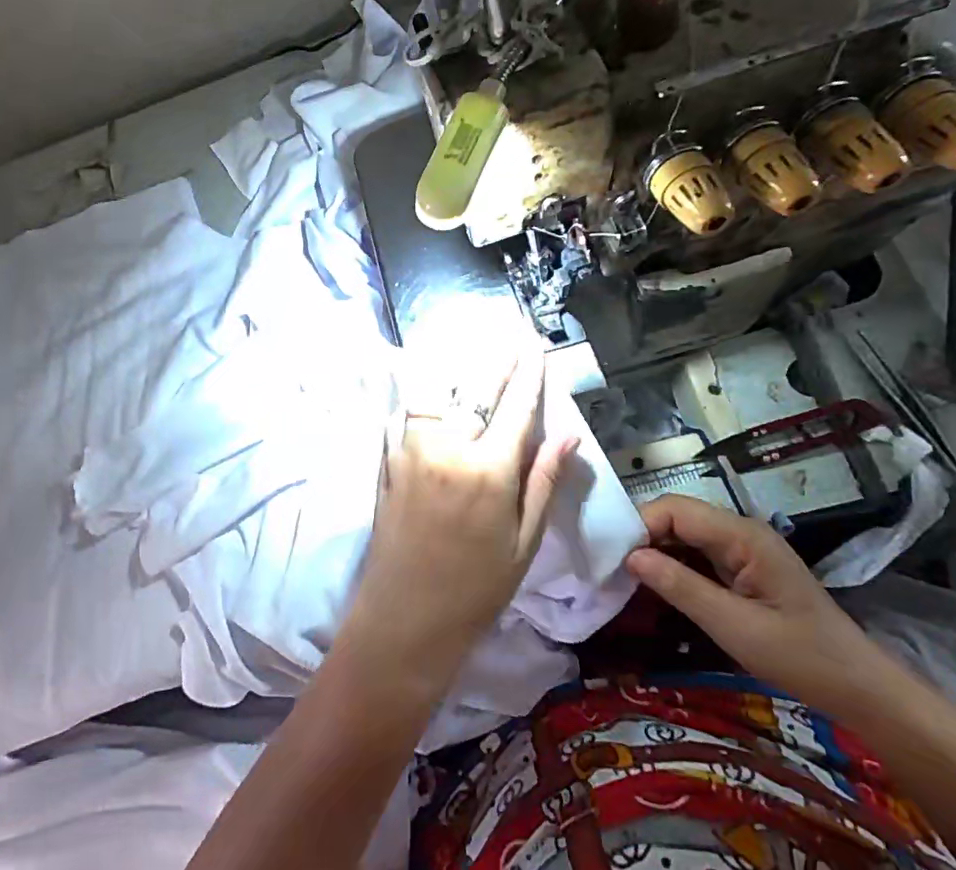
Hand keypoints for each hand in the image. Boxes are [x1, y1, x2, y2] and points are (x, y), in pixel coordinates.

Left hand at [341, 346, 578, 694]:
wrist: (404, 619)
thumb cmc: (475, 589)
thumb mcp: (524, 542)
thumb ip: (543, 481)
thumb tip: (567, 435)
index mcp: (488, 471)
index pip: (515, 409)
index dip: (529, 376)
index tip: (536, 348)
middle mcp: (446, 449)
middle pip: (475, 392)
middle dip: (497, 362)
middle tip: (510, 338)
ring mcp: (411, 451)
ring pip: (437, 397)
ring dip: (459, 375)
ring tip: (475, 357)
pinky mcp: (388, 461)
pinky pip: (408, 416)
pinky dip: (425, 397)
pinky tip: (436, 387)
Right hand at [624, 496, 897, 713]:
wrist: (858, 687)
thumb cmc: (799, 656)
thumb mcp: (734, 626)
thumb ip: (680, 587)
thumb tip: (630, 557)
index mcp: (742, 535)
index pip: (675, 509)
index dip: (640, 526)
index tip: (613, 558)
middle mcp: (740, 531)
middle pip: (677, 516)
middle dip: (642, 537)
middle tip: (612, 569)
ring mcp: (742, 548)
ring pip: (683, 534)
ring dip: (655, 552)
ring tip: (625, 578)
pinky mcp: (741, 567)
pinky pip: (696, 554)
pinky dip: (672, 566)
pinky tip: (654, 586)